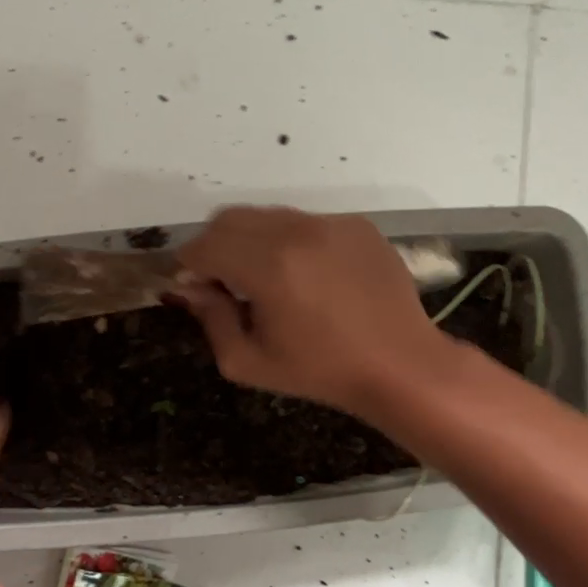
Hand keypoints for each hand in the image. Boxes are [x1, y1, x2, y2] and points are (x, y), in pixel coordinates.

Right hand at [169, 206, 458, 413]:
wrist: (399, 365)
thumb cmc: (317, 371)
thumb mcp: (246, 360)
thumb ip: (210, 319)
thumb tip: (190, 289)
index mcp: (268, 268)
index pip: (205, 246)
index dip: (188, 266)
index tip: (190, 287)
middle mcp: (298, 233)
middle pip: (229, 219)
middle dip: (212, 246)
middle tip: (217, 281)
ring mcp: (331, 224)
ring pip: (265, 215)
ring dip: (248, 241)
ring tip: (259, 278)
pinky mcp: (356, 225)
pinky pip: (302, 221)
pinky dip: (286, 241)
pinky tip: (300, 276)